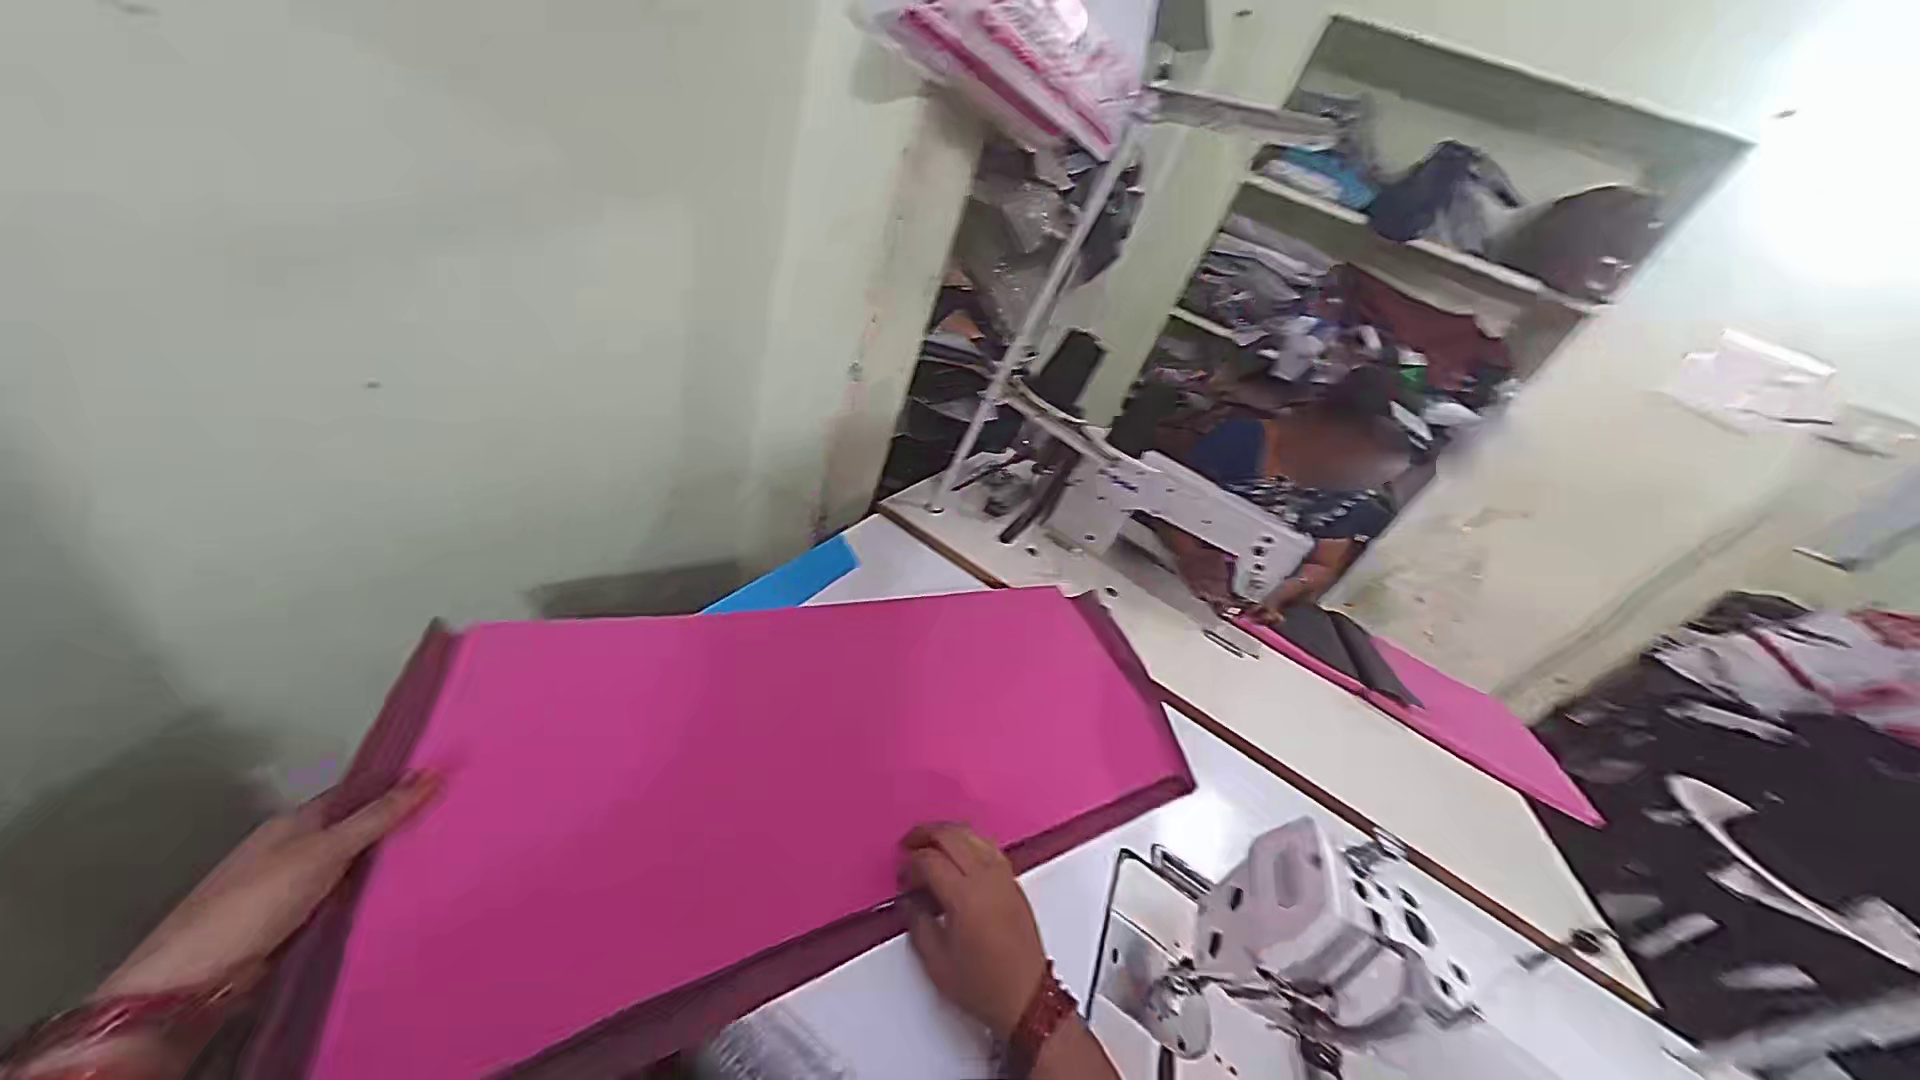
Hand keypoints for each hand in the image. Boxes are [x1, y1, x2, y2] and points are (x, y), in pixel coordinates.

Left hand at [95, 772, 438, 996]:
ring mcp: (294, 880)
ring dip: (389, 854)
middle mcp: (296, 843)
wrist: (190, 980)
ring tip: (440, 845)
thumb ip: (379, 814)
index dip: (399, 782)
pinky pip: (348, 887)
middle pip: (359, 822)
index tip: (445, 778)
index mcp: (297, 819)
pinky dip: (373, 884)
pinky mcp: (297, 913)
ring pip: (356, 857)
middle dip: (399, 818)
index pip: (360, 789)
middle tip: (453, 812)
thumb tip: (432, 772)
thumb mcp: (327, 850)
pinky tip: (400, 884)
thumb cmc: (258, 900)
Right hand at [899, 823, 1047, 1039]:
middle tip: (909, 844)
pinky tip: (959, 849)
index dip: (910, 863)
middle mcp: (986, 877)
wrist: (1026, 996)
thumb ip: (917, 923)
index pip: (930, 860)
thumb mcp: (937, 963)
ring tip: (930, 842)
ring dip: (947, 832)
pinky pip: (987, 844)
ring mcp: (1002, 875)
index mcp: (965, 896)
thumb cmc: (983, 984)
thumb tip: (909, 900)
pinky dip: (969, 839)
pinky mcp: (1012, 879)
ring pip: (972, 833)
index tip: (902, 876)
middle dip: (925, 834)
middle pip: (951, 835)